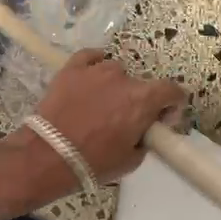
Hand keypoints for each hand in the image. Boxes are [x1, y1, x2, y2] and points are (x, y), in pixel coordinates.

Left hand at [25, 49, 186, 184]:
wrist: (48, 155)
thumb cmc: (93, 162)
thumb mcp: (131, 160)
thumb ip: (144, 139)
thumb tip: (142, 131)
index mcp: (143, 99)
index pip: (172, 90)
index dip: (172, 105)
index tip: (162, 119)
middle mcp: (122, 78)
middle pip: (141, 84)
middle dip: (139, 100)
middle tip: (125, 120)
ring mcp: (95, 70)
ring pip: (115, 71)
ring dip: (114, 85)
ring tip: (100, 104)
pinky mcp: (71, 69)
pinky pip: (89, 57)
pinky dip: (94, 64)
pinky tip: (91, 77)